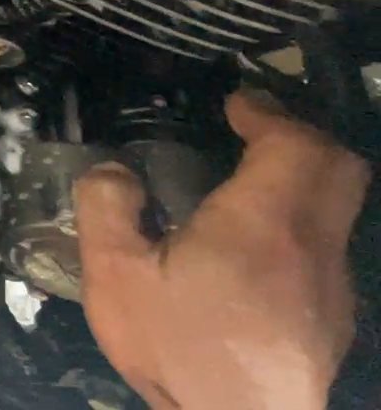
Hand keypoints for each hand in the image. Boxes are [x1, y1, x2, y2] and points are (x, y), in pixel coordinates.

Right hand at [75, 91, 370, 409]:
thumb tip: (116, 171)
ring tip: (233, 168)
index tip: (235, 103)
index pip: (301, 151)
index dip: (271, 116)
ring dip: (296, 174)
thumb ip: (107, 206)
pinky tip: (238, 227)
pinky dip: (290, 210)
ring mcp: (330, 286)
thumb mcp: (113, 270)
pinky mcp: (327, 313)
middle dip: (297, 135)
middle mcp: (311, 250)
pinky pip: (320, 239)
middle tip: (244, 122)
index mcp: (261, 229)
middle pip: (339, 172)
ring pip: (335, 206)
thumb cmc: (175, 344)